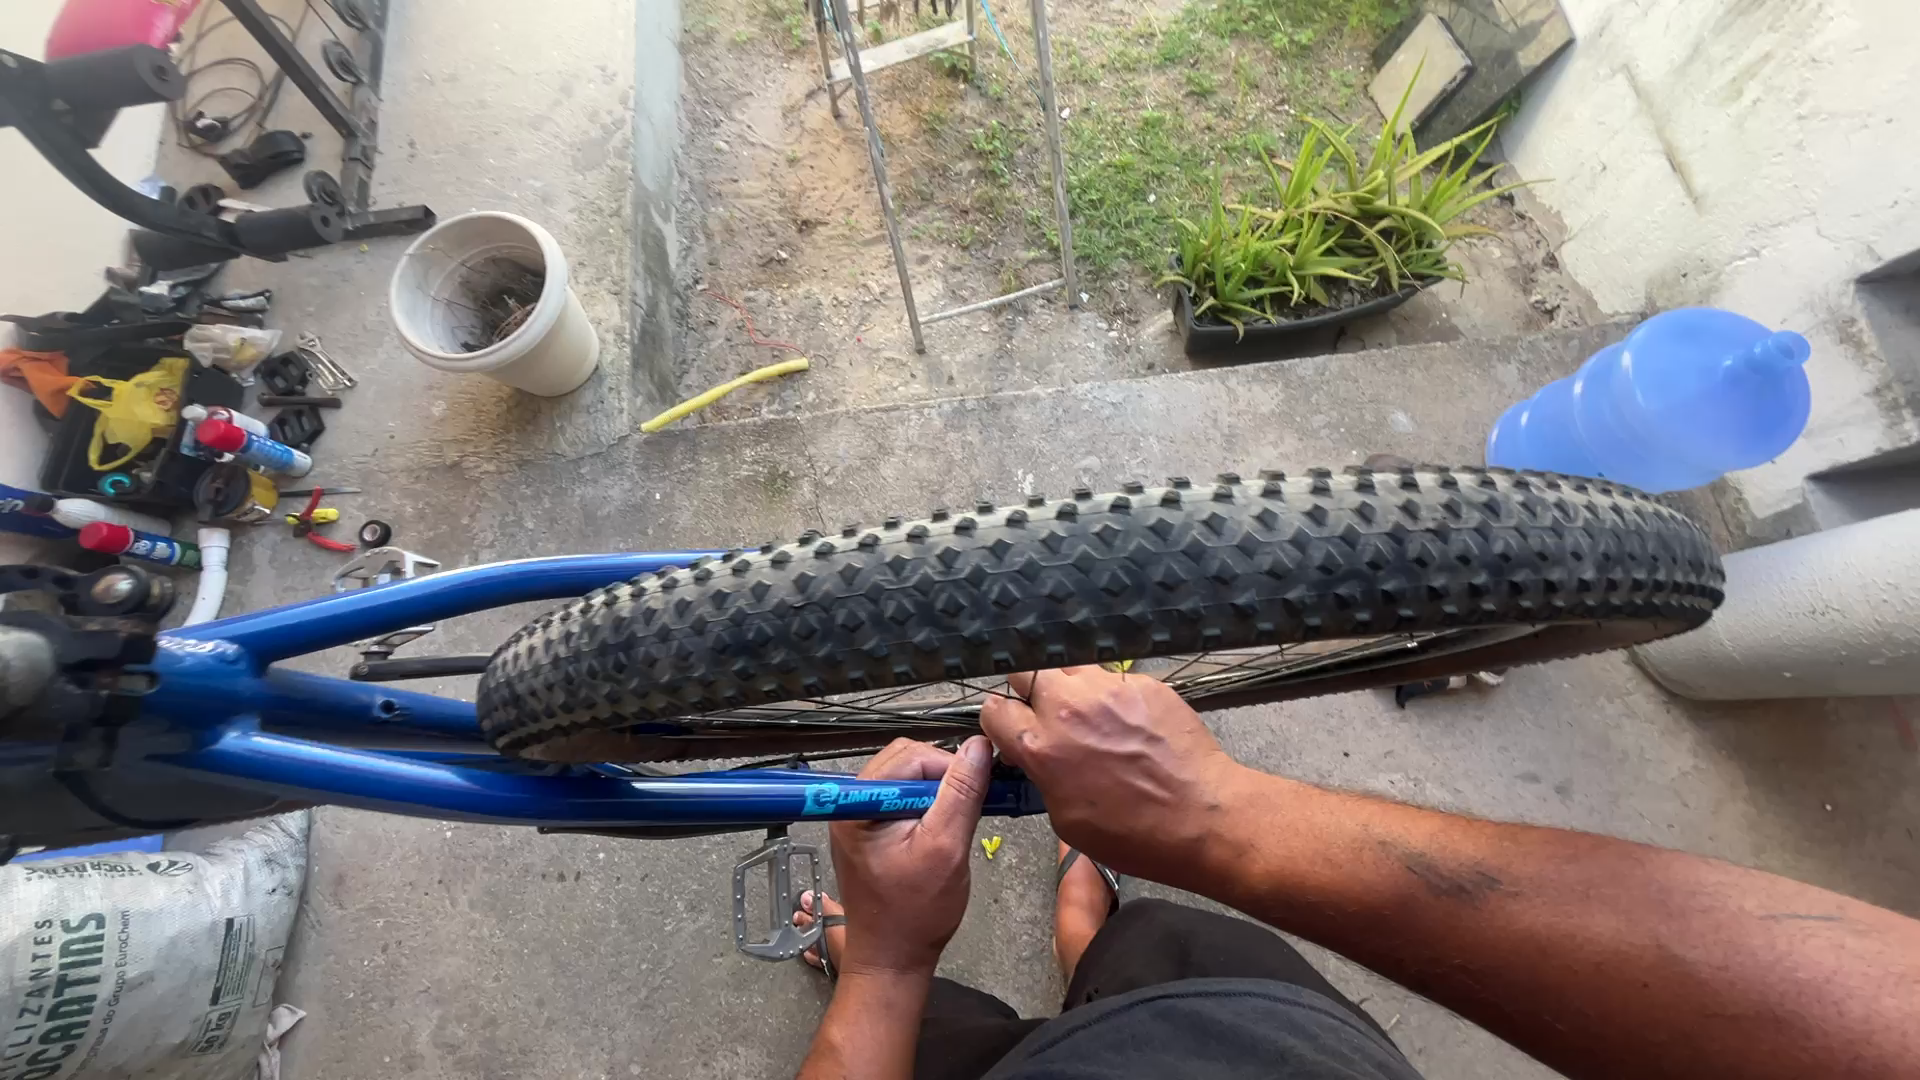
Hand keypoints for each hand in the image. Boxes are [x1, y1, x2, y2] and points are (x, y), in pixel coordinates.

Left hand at [827, 736, 992, 976]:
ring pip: (907, 774)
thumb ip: (962, 793)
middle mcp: (852, 801)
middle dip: (941, 776)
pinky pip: (902, 794)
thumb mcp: (947, 848)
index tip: (974, 795)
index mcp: (859, 802)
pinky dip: (926, 803)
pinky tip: (939, 828)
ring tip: (951, 822)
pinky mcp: (869, 826)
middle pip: (906, 758)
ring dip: (935, 790)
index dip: (948, 768)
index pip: (911, 756)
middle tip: (963, 809)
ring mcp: (859, 813)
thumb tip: (979, 746)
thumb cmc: (916, 913)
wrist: (892, 960)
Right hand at [980, 667, 1247, 888]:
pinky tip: (1128, 721)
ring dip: (1070, 688)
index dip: (1000, 720)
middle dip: (1029, 691)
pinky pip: (1112, 678)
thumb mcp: (1066, 819)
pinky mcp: (1140, 682)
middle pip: (1025, 672)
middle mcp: (1067, 708)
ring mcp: (1106, 689)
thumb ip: (1041, 774)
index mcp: (1041, 746)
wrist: (1203, 817)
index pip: (994, 709)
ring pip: (1069, 668)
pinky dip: (1111, 695)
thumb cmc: (1135, 833)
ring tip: (1090, 715)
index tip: (1011, 727)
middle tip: (1047, 713)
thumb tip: (1034, 753)